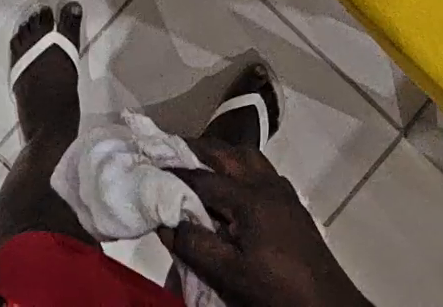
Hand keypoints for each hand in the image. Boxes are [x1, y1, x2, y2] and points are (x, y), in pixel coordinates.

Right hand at [168, 138, 370, 306]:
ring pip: (246, 157)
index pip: (202, 178)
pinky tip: (232, 186)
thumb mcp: (231, 276)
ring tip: (198, 163)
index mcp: (249, 198)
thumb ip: (196, 246)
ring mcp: (282, 192)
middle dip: (196, 149)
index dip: (174, 172)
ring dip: (221, 155)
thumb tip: (165, 221)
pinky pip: (261, 171)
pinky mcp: (292, 205)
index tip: (149, 166)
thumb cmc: (279, 292)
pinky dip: (240, 167)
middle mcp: (266, 185)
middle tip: (170, 151)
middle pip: (226, 153)